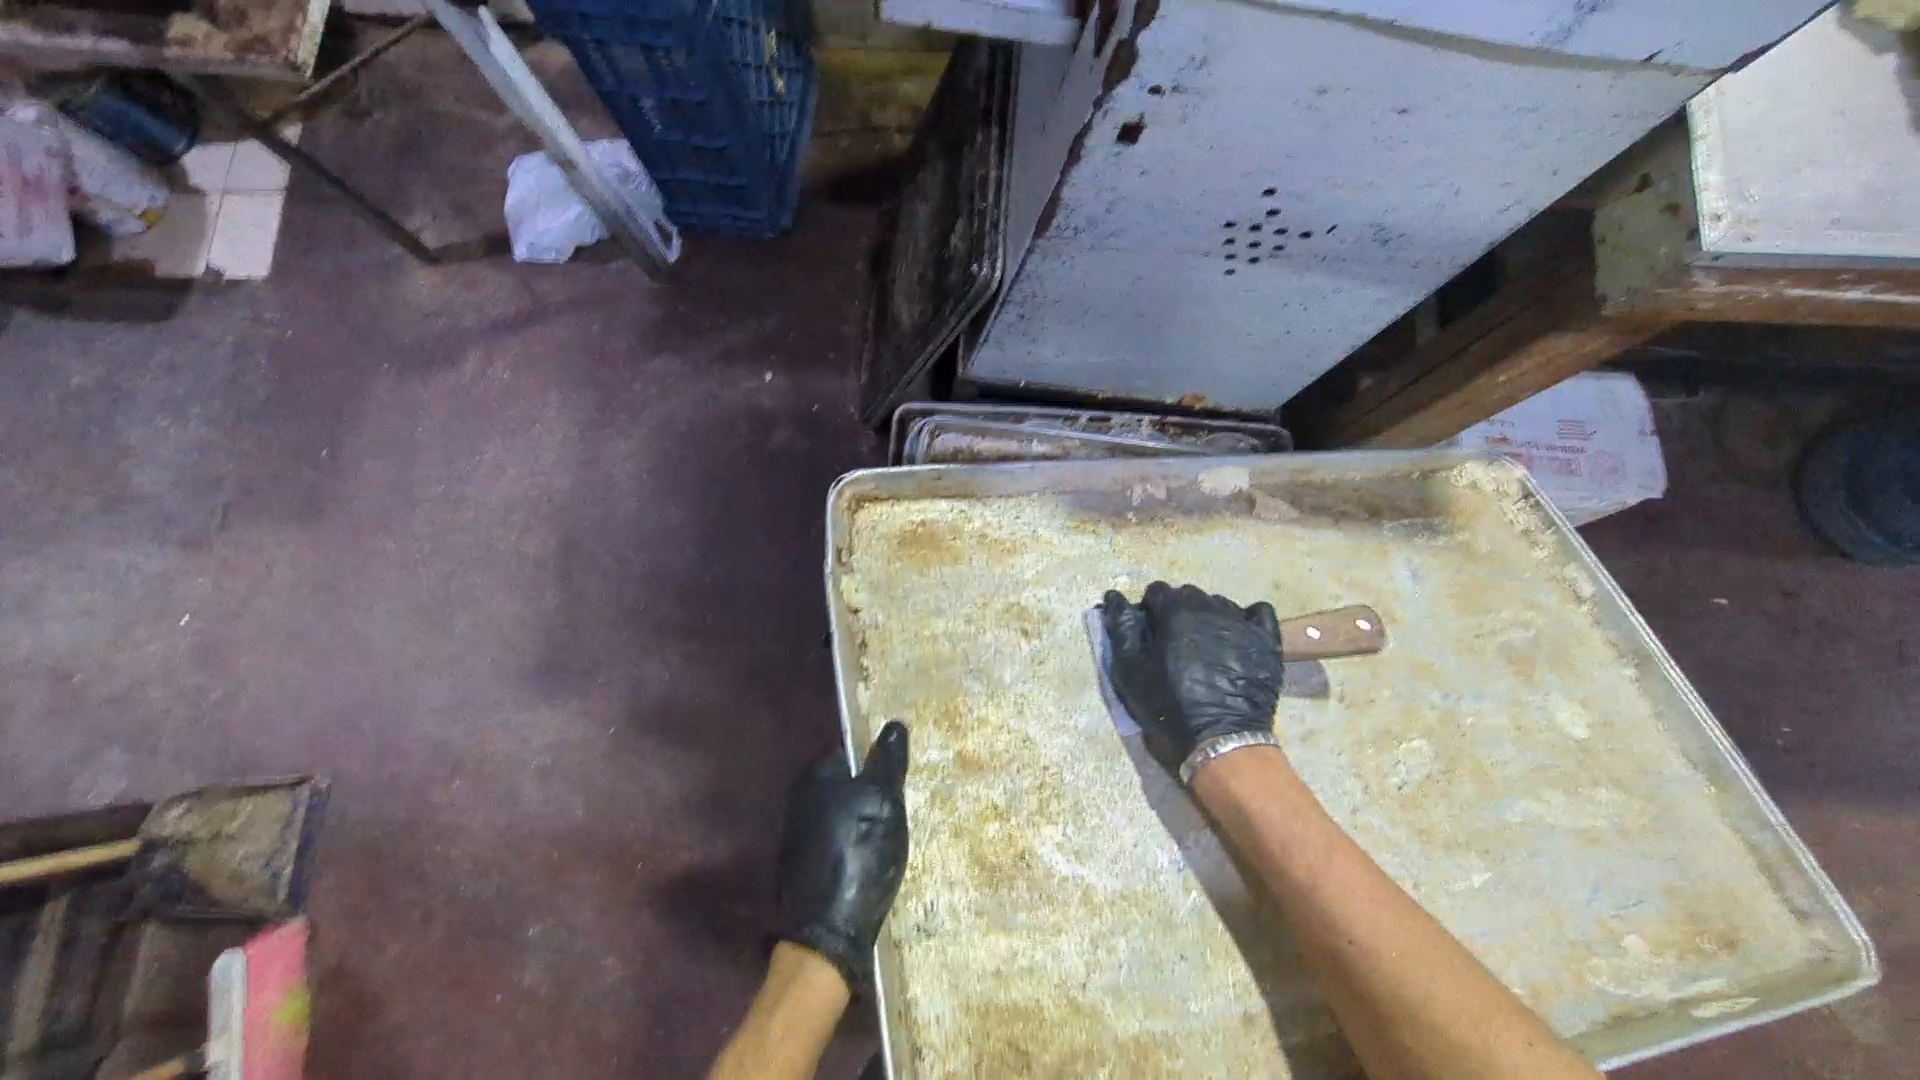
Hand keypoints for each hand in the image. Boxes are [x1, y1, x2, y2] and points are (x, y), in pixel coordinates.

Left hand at [776, 722, 909, 992]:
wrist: (827, 933)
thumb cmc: (859, 855)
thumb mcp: (883, 802)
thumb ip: (888, 762)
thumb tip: (894, 724)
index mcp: (816, 777)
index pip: (850, 752)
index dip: (876, 760)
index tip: (900, 774)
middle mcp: (800, 800)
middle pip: (845, 784)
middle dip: (869, 792)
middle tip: (901, 805)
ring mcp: (798, 837)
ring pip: (840, 815)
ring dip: (861, 822)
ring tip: (890, 835)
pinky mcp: (803, 867)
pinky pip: (835, 842)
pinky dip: (852, 846)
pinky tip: (870, 861)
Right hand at [1100, 582, 1284, 766]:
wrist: (1219, 739)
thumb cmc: (1168, 705)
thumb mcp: (1131, 671)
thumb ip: (1121, 629)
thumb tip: (1114, 597)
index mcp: (1175, 611)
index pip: (1157, 591)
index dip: (1149, 610)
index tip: (1149, 632)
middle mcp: (1210, 607)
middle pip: (1189, 595)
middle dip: (1178, 610)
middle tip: (1175, 641)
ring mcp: (1242, 622)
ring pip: (1220, 604)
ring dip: (1208, 616)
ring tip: (1205, 644)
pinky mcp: (1267, 640)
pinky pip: (1258, 612)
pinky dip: (1246, 619)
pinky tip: (1238, 636)